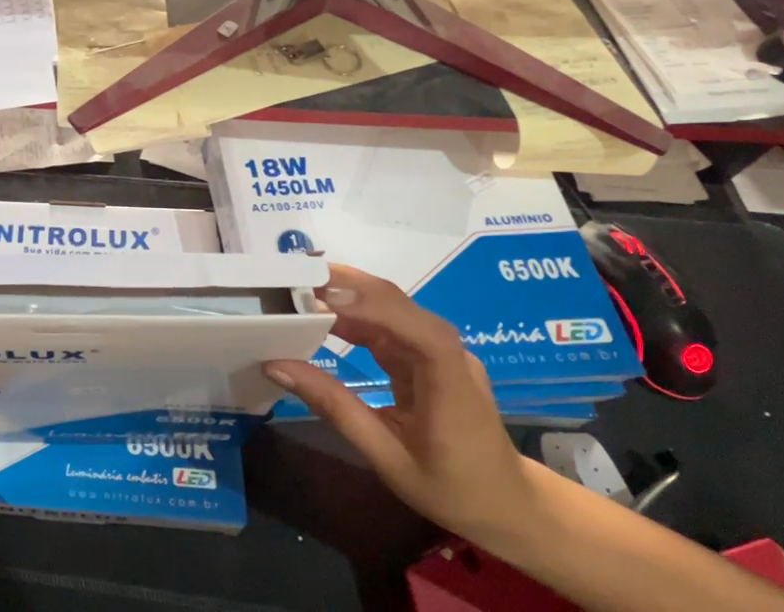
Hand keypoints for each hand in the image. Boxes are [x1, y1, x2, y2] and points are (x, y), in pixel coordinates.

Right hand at [264, 264, 538, 544]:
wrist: (505, 504)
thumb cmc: (450, 488)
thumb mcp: (386, 457)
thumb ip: (335, 407)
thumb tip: (277, 365)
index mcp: (451, 385)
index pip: (420, 332)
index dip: (374, 307)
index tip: (322, 297)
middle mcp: (450, 356)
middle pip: (402, 306)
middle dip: (348, 286)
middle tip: (293, 279)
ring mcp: (441, 352)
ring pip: (392, 310)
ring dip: (347, 297)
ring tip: (298, 293)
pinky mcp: (428, 356)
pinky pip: (390, 327)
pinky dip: (354, 317)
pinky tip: (323, 316)